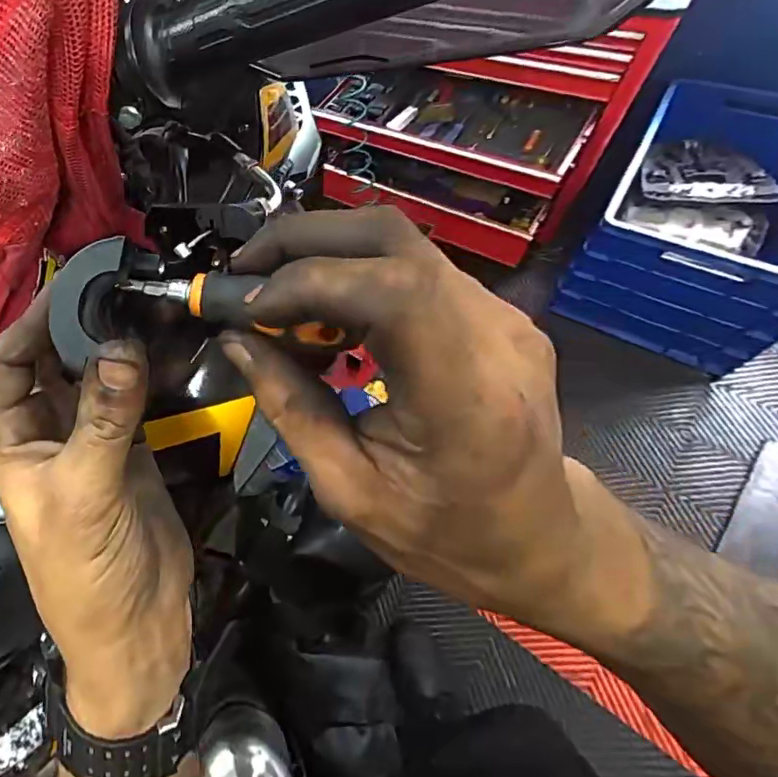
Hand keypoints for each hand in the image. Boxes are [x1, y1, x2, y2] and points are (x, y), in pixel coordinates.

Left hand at [0, 291, 193, 738]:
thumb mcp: (85, 494)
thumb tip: (121, 346)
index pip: (8, 361)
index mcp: (15, 436)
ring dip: (110, 339)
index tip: (72, 284)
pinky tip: (160, 340)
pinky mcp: (131, 442)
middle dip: (74, 320)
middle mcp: (48, 427)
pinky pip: (130, 392)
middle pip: (52, 357)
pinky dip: (142, 366)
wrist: (138, 628)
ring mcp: (91, 433)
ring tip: (140, 299)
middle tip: (115, 280)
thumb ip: (103, 419)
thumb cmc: (87, 571)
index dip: (31, 321)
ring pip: (93, 370)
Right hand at [216, 208, 649, 643]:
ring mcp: (499, 311)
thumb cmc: (447, 536)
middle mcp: (493, 332)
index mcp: (465, 394)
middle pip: (389, 236)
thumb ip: (289, 406)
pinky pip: (409, 263)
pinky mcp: (490, 307)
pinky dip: (349, 269)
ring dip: (321, 249)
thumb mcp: (348, 491)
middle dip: (301, 239)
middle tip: (243, 271)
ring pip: (397, 238)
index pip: (391, 290)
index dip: (308, 281)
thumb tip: (234, 338)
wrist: (542, 540)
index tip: (247, 309)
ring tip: (272, 289)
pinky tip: (321, 307)